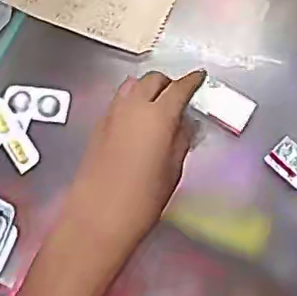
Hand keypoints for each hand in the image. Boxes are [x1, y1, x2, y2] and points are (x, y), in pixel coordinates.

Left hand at [49, 70, 205, 284]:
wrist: (97, 217)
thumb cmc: (142, 200)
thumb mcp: (172, 170)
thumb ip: (180, 140)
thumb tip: (185, 124)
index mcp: (157, 115)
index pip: (179, 87)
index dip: (192, 81)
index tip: (199, 78)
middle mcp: (132, 107)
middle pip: (152, 79)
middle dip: (168, 82)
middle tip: (179, 93)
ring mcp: (111, 115)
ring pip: (131, 86)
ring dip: (146, 88)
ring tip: (157, 103)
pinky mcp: (97, 126)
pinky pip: (117, 102)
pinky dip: (130, 101)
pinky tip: (137, 120)